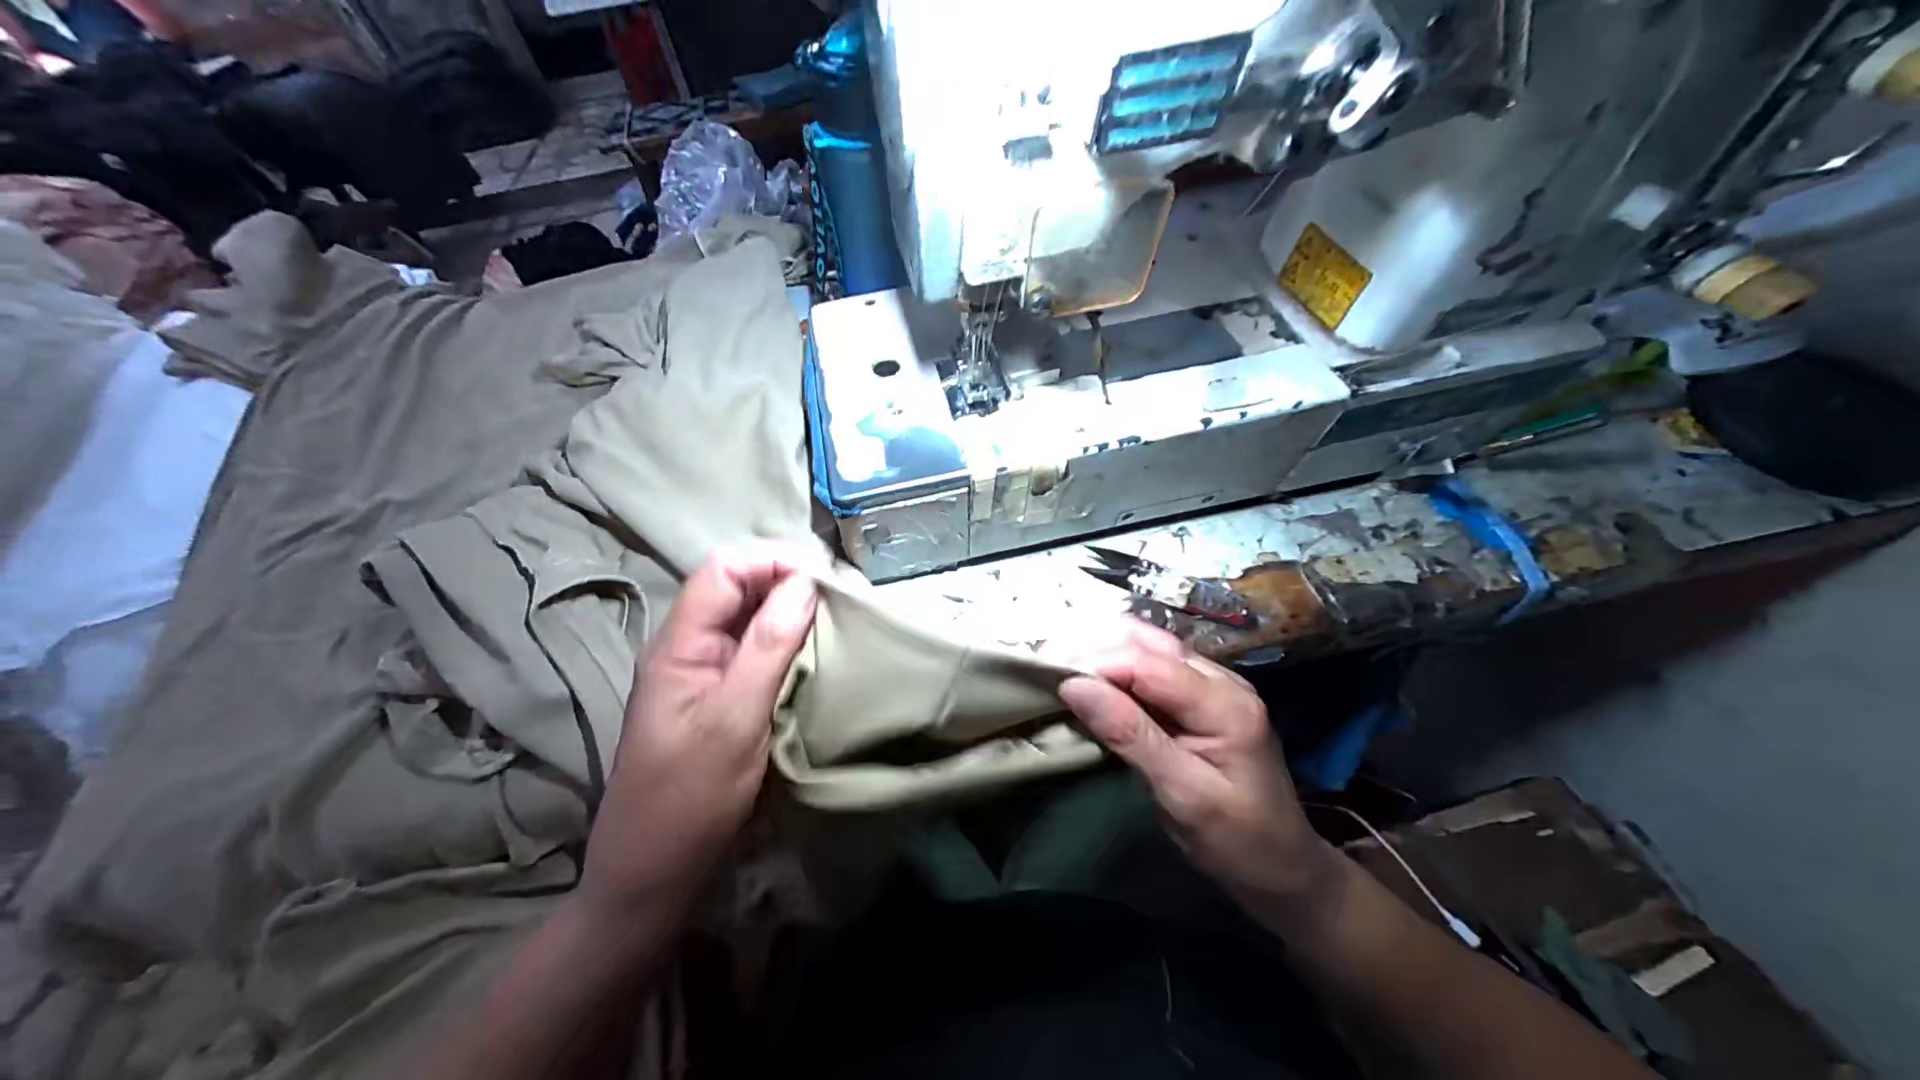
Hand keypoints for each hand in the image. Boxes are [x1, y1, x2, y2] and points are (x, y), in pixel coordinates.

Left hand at [577, 543, 819, 918]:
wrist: (652, 872)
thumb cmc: (687, 799)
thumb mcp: (733, 722)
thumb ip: (767, 648)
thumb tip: (806, 583)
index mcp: (678, 644)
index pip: (724, 569)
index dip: (773, 559)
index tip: (827, 576)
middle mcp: (689, 646)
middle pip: (737, 585)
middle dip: (788, 578)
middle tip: (841, 593)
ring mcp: (704, 670)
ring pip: (749, 614)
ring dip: (792, 606)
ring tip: (838, 613)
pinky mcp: (721, 693)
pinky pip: (756, 646)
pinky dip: (789, 637)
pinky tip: (817, 647)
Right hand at [1058, 623, 1338, 912]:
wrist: (1284, 869)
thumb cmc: (1237, 841)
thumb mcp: (1182, 796)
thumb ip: (1130, 735)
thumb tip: (1074, 685)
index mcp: (1225, 704)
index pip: (1150, 664)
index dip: (1098, 663)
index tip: (1052, 675)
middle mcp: (1223, 682)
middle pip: (1152, 645)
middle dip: (1098, 647)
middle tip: (1049, 661)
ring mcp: (1215, 687)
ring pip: (1152, 649)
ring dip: (1106, 651)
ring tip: (1062, 661)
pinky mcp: (1203, 699)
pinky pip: (1156, 667)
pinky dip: (1120, 665)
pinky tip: (1093, 674)